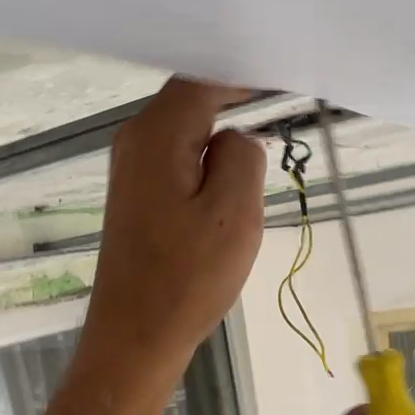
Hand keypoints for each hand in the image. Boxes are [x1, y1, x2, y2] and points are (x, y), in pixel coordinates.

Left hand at [79, 77, 266, 381]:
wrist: (134, 339)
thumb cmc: (186, 280)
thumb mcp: (234, 213)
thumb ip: (243, 157)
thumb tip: (235, 140)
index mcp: (157, 134)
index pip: (204, 78)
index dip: (244, 75)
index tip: (284, 79)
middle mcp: (134, 142)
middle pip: (192, 104)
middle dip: (234, 110)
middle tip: (279, 121)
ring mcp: (130, 174)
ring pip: (187, 139)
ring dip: (221, 150)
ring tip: (254, 172)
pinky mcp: (134, 203)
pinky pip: (177, 168)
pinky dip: (205, 173)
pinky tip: (224, 201)